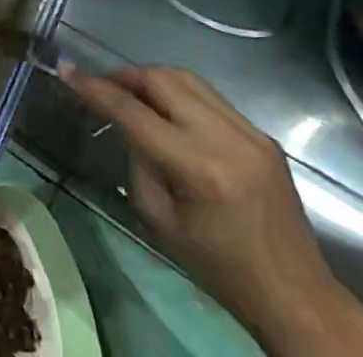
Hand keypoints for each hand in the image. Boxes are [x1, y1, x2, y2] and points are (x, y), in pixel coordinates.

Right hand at [66, 66, 362, 355]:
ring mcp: (249, 131)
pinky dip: (181, 96)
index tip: (68, 70)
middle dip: (126, 75)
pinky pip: (211, 98)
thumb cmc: (218, 269)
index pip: (134, 112)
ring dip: (153, 80)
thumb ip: (139, 163)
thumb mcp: (160, 222)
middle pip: (163, 79)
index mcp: (198, 168)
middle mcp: (226, 137)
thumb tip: (129, 124)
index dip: (96, 88)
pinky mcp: (262, 134)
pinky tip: (170, 114)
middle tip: (101, 84)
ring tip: (131, 93)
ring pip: (188, 79)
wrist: (294, 292)